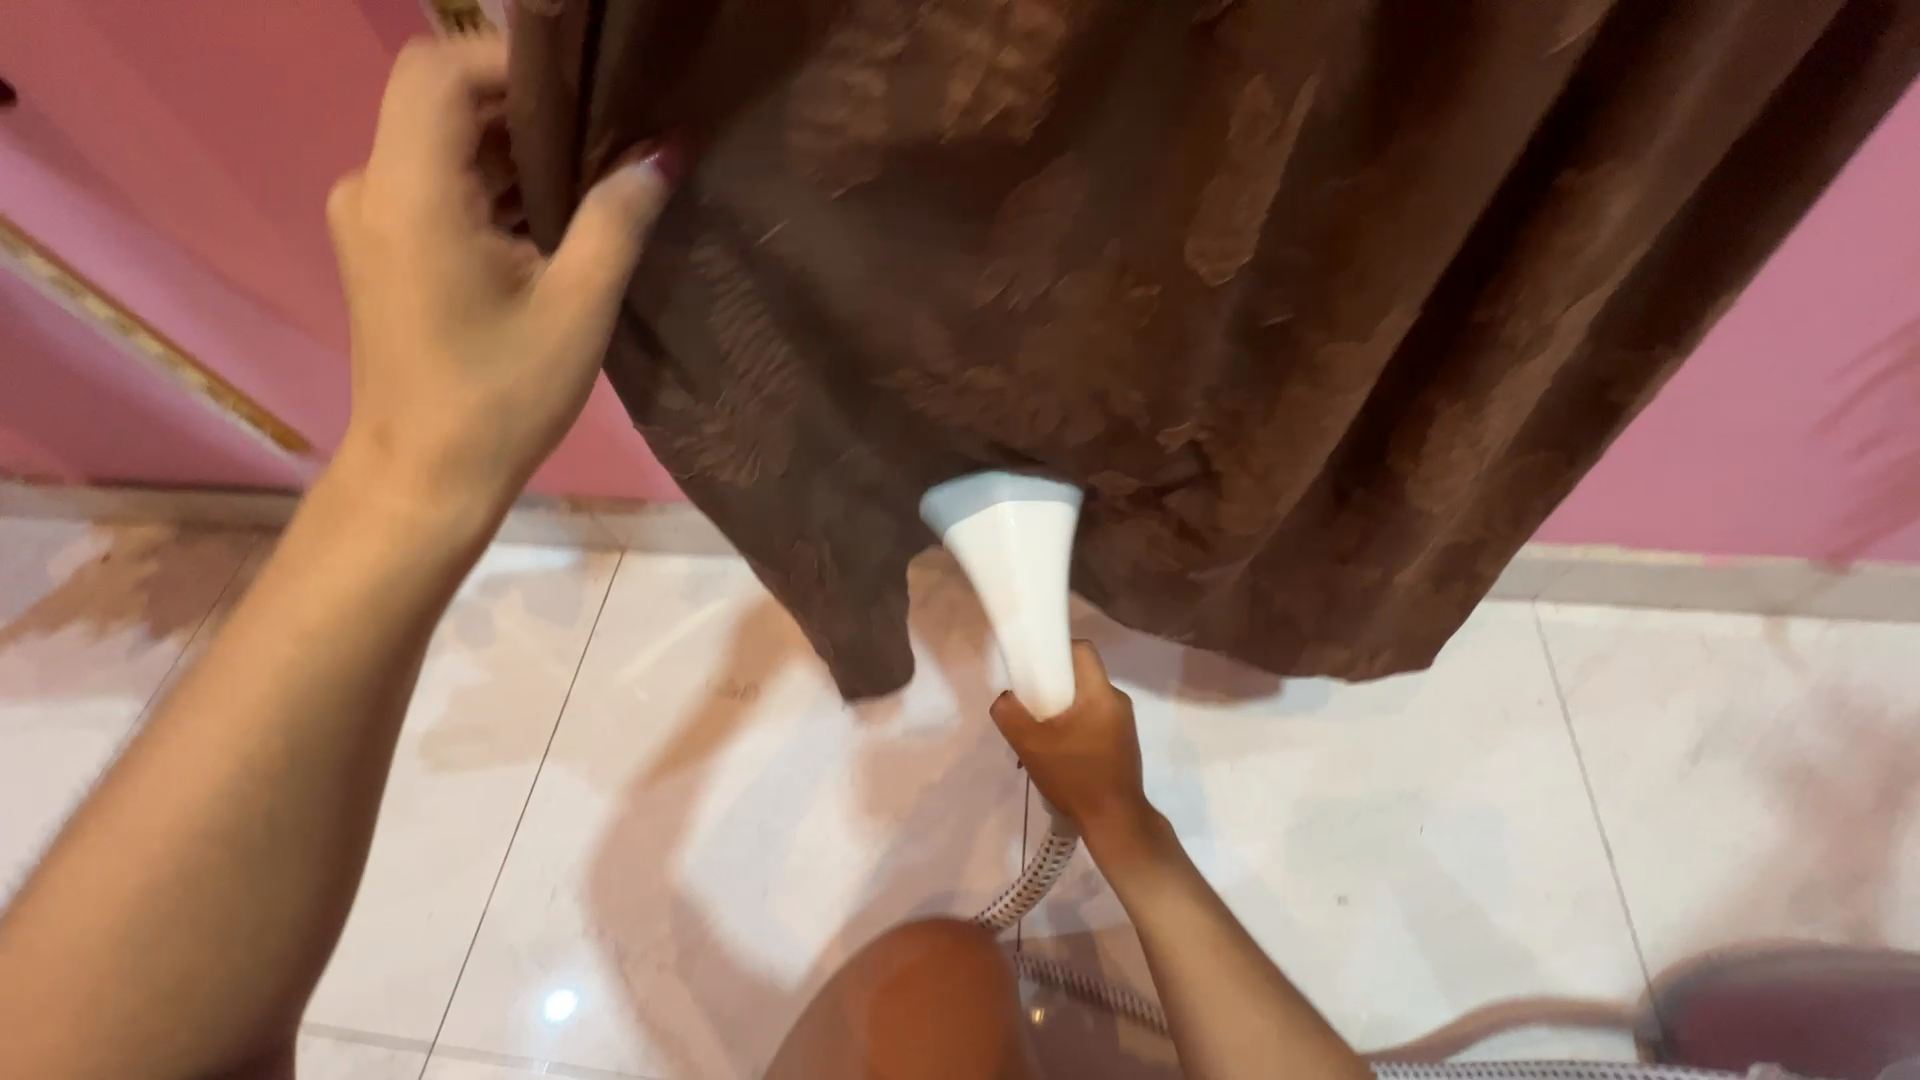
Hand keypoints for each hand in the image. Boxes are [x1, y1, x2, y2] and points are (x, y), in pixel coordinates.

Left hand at [326, 35, 671, 518]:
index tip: (594, 88)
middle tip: (614, 131)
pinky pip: (440, 187)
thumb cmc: (504, 395)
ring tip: (598, 175)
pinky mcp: (387, 248)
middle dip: (529, 107)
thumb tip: (664, 153)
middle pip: (443, 101)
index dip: (515, 59)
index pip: (442, 66)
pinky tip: (555, 216)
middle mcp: (374, 185)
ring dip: (517, 150)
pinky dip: (496, 186)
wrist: (428, 474)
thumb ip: (618, 220)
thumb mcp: (579, 307)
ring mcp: (374, 218)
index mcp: (412, 190)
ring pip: (444, 145)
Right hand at [989, 642, 1157, 844]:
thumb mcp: (1031, 745)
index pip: (1082, 650)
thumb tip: (1007, 698)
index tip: (1034, 667)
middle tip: (1030, 706)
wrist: (1115, 821)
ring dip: (1061, 710)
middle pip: (1080, 677)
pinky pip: (1093, 720)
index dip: (1056, 650)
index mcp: (1101, 694)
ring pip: (1085, 701)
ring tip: (1040, 735)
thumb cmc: (1075, 777)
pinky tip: (1057, 752)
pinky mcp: (1122, 742)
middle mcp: (1117, 701)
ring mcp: (1123, 723)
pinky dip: (1073, 726)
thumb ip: (1010, 714)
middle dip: (1052, 686)